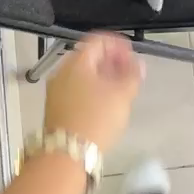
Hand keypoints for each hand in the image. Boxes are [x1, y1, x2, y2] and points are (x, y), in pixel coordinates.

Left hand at [41, 33, 143, 153]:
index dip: (117, 43)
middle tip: (129, 70)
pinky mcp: (56, 107)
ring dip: (103, 75)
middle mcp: (62, 72)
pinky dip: (92, 88)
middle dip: (111, 60)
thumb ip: (133, 75)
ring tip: (121, 87)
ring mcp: (56, 90)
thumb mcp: (122, 95)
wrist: (67, 153)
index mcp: (77, 62)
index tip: (132, 53)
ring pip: (82, 74)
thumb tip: (138, 64)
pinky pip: (77, 89)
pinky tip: (105, 101)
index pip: (97, 41)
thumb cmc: (96, 118)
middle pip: (89, 57)